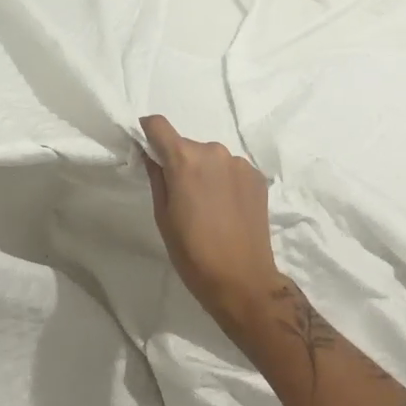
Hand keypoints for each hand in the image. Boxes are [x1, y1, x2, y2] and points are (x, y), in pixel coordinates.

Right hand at [141, 115, 282, 335]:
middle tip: (181, 196)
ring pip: (212, 158)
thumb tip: (150, 153)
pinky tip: (228, 210)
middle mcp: (214, 151)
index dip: (149, 133)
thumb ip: (156, 176)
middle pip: (187, 145)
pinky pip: (232, 170)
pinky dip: (225, 181)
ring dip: (205, 172)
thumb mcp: (162, 216)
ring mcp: (239, 163)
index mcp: (185, 159)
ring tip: (208, 207)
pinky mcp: (257, 176)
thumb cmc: (192, 253)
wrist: (242, 280)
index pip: (158, 125)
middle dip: (180, 162)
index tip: (148, 150)